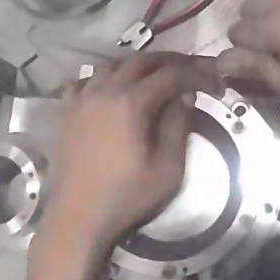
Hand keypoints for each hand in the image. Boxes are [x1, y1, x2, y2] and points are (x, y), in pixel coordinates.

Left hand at [42, 54, 206, 247]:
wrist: (78, 218)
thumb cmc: (127, 197)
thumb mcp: (168, 168)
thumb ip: (179, 126)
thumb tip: (184, 96)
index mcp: (131, 103)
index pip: (170, 74)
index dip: (196, 74)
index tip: (213, 85)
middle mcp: (103, 91)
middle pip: (140, 60)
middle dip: (169, 62)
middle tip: (189, 72)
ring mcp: (80, 99)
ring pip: (110, 65)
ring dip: (136, 66)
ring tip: (153, 78)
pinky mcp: (65, 112)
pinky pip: (84, 81)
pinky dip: (103, 78)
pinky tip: (111, 91)